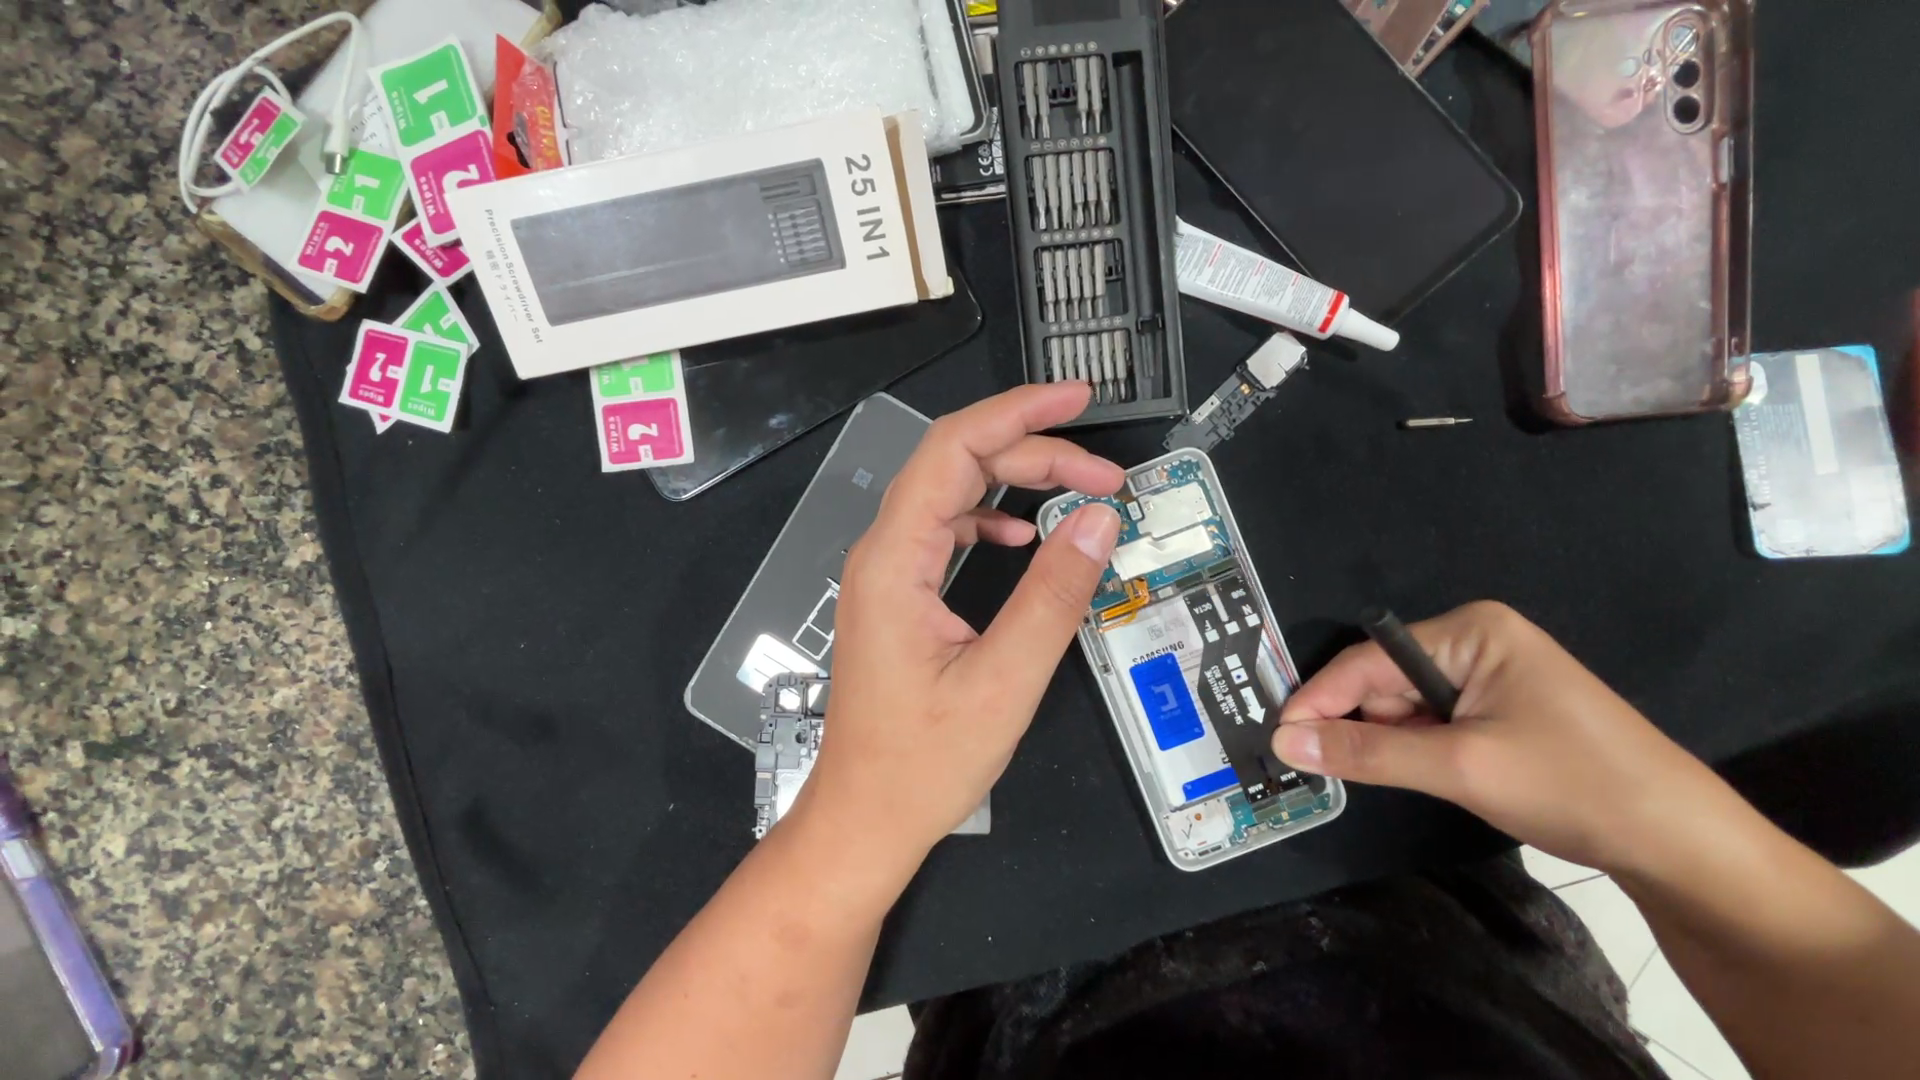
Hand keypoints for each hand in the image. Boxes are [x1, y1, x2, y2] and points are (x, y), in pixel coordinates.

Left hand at [794, 384, 1123, 872]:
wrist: (865, 816)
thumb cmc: (921, 763)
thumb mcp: (1003, 681)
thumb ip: (1052, 595)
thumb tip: (1098, 522)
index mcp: (894, 562)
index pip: (952, 450)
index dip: (1017, 413)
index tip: (1076, 400)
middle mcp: (882, 555)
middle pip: (955, 464)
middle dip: (1033, 453)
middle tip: (1104, 473)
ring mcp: (887, 574)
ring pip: (952, 494)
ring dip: (1016, 483)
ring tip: (1080, 494)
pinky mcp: (899, 596)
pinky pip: (945, 532)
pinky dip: (990, 519)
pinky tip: (1022, 534)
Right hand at [1272, 601, 1731, 875]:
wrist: (1683, 844)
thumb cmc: (1572, 785)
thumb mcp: (1458, 766)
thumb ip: (1365, 752)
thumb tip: (1283, 742)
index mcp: (1471, 632)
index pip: (1369, 661)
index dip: (1320, 700)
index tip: (1279, 738)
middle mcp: (1476, 642)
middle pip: (1385, 682)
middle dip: (1359, 724)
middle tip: (1323, 768)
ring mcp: (1491, 676)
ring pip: (1405, 706)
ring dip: (1388, 741)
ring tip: (1380, 777)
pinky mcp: (1501, 710)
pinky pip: (1433, 722)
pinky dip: (1414, 749)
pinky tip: (1418, 774)